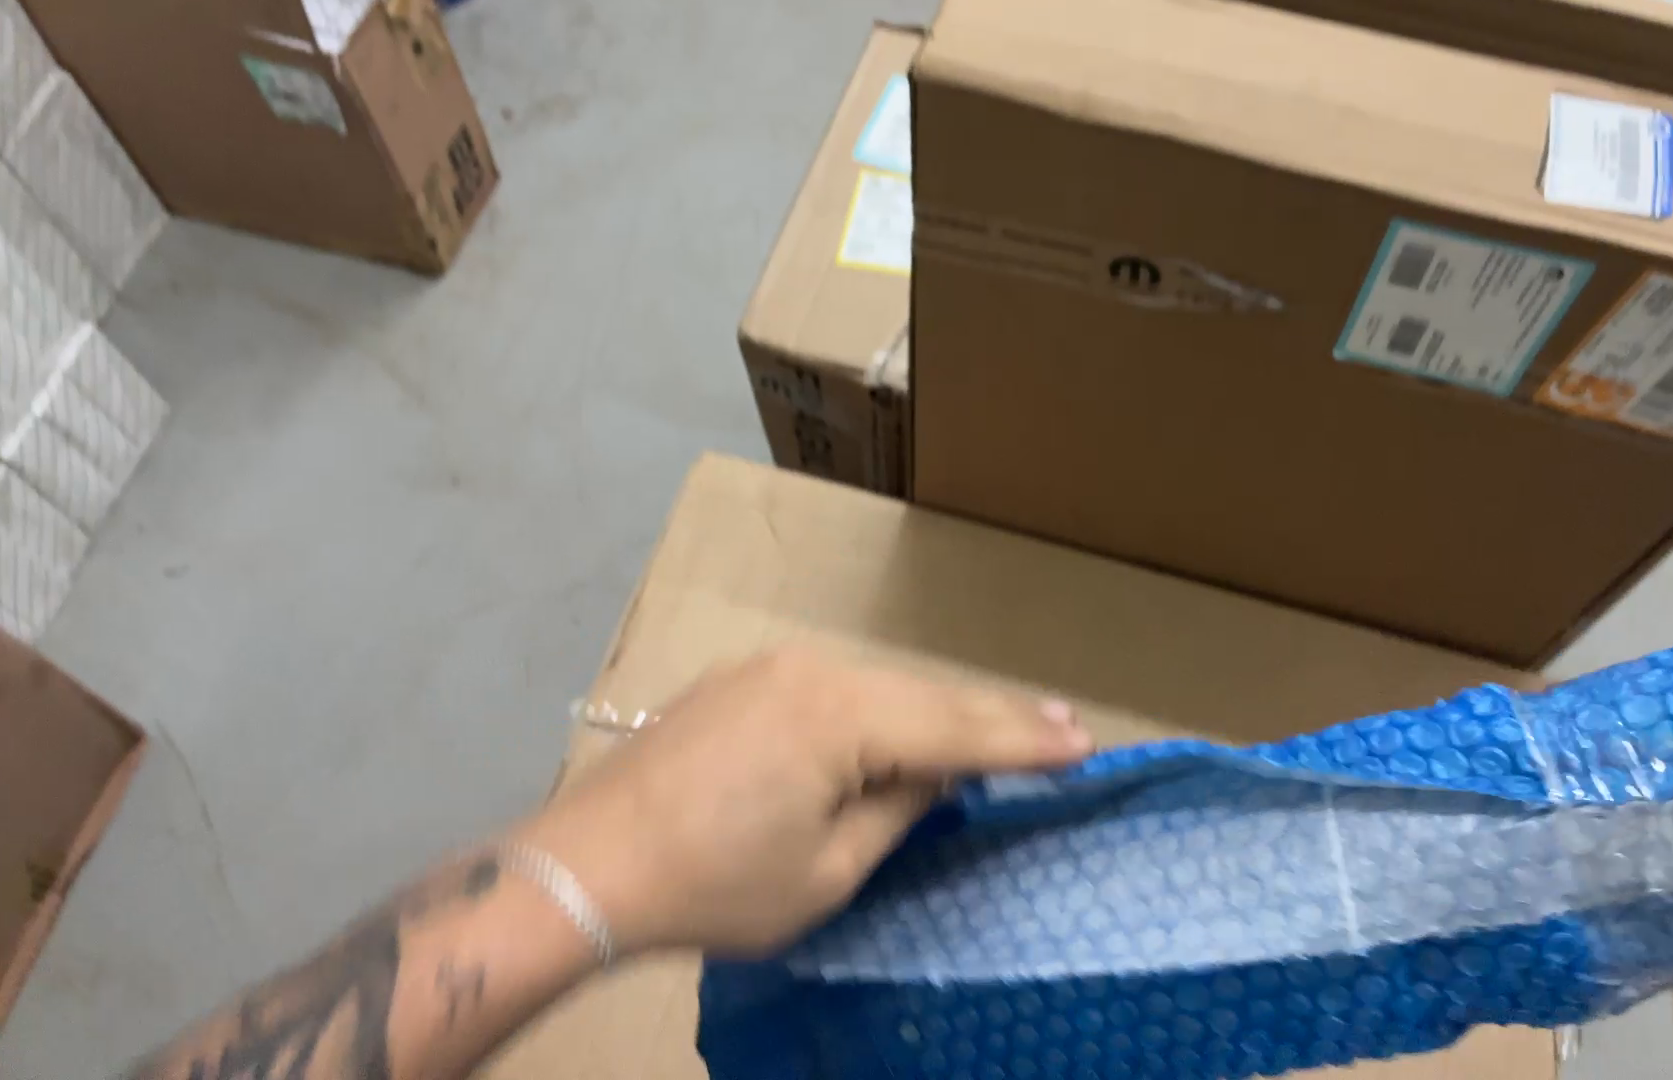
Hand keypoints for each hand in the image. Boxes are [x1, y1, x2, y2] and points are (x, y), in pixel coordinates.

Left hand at [512, 646, 1094, 956]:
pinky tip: (912, 723)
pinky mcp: (752, 677)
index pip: (955, 728)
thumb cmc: (713, 886)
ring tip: (1003, 724)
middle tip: (1064, 721)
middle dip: (996, 717)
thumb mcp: (827, 871)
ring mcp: (778, 666)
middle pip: (926, 696)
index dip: (1022, 740)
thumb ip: (897, 809)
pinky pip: (840, 689)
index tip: (1082, 741)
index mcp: (840, 715)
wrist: (590, 863)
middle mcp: (816, 670)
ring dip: (940, 713)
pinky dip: (885, 710)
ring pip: (884, 689)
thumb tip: (936, 772)